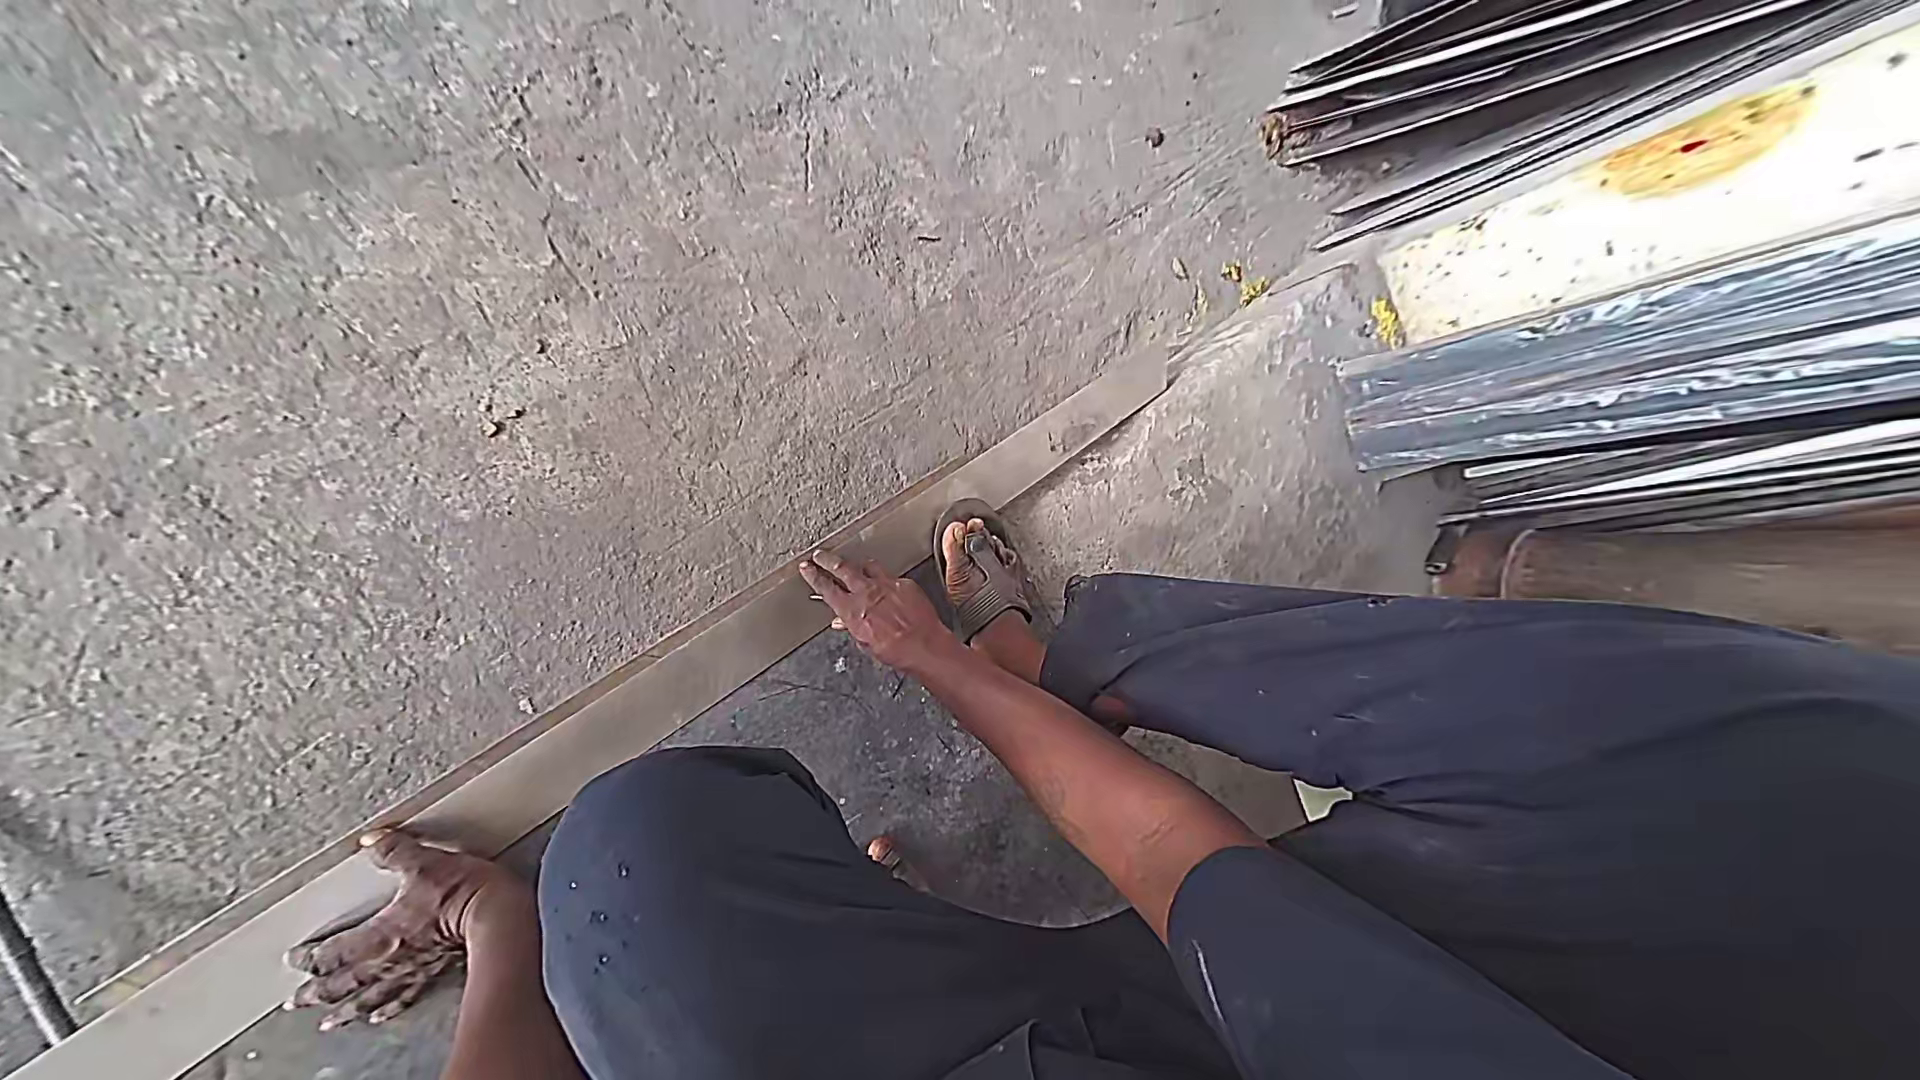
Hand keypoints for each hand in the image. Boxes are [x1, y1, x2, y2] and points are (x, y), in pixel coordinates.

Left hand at [283, 829, 531, 1029]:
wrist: (497, 912)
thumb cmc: (462, 890)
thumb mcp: (428, 862)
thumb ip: (396, 850)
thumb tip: (372, 838)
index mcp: (375, 937)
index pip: (328, 954)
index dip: (308, 957)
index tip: (296, 958)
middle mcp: (384, 963)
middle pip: (339, 985)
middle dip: (315, 992)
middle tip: (297, 1000)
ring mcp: (408, 973)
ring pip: (365, 1000)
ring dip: (344, 1011)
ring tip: (329, 1021)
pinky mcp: (432, 975)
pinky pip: (403, 998)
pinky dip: (387, 1009)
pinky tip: (381, 1015)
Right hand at [799, 548, 958, 672]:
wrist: (924, 645)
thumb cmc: (895, 650)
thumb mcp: (865, 643)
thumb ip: (851, 626)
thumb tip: (842, 621)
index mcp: (852, 609)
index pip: (826, 587)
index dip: (813, 575)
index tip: (807, 568)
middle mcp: (867, 592)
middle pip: (842, 567)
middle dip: (827, 559)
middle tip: (820, 554)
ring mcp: (886, 584)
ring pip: (867, 565)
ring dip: (858, 565)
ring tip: (855, 565)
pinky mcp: (904, 583)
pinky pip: (890, 575)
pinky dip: (885, 579)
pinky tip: (886, 585)